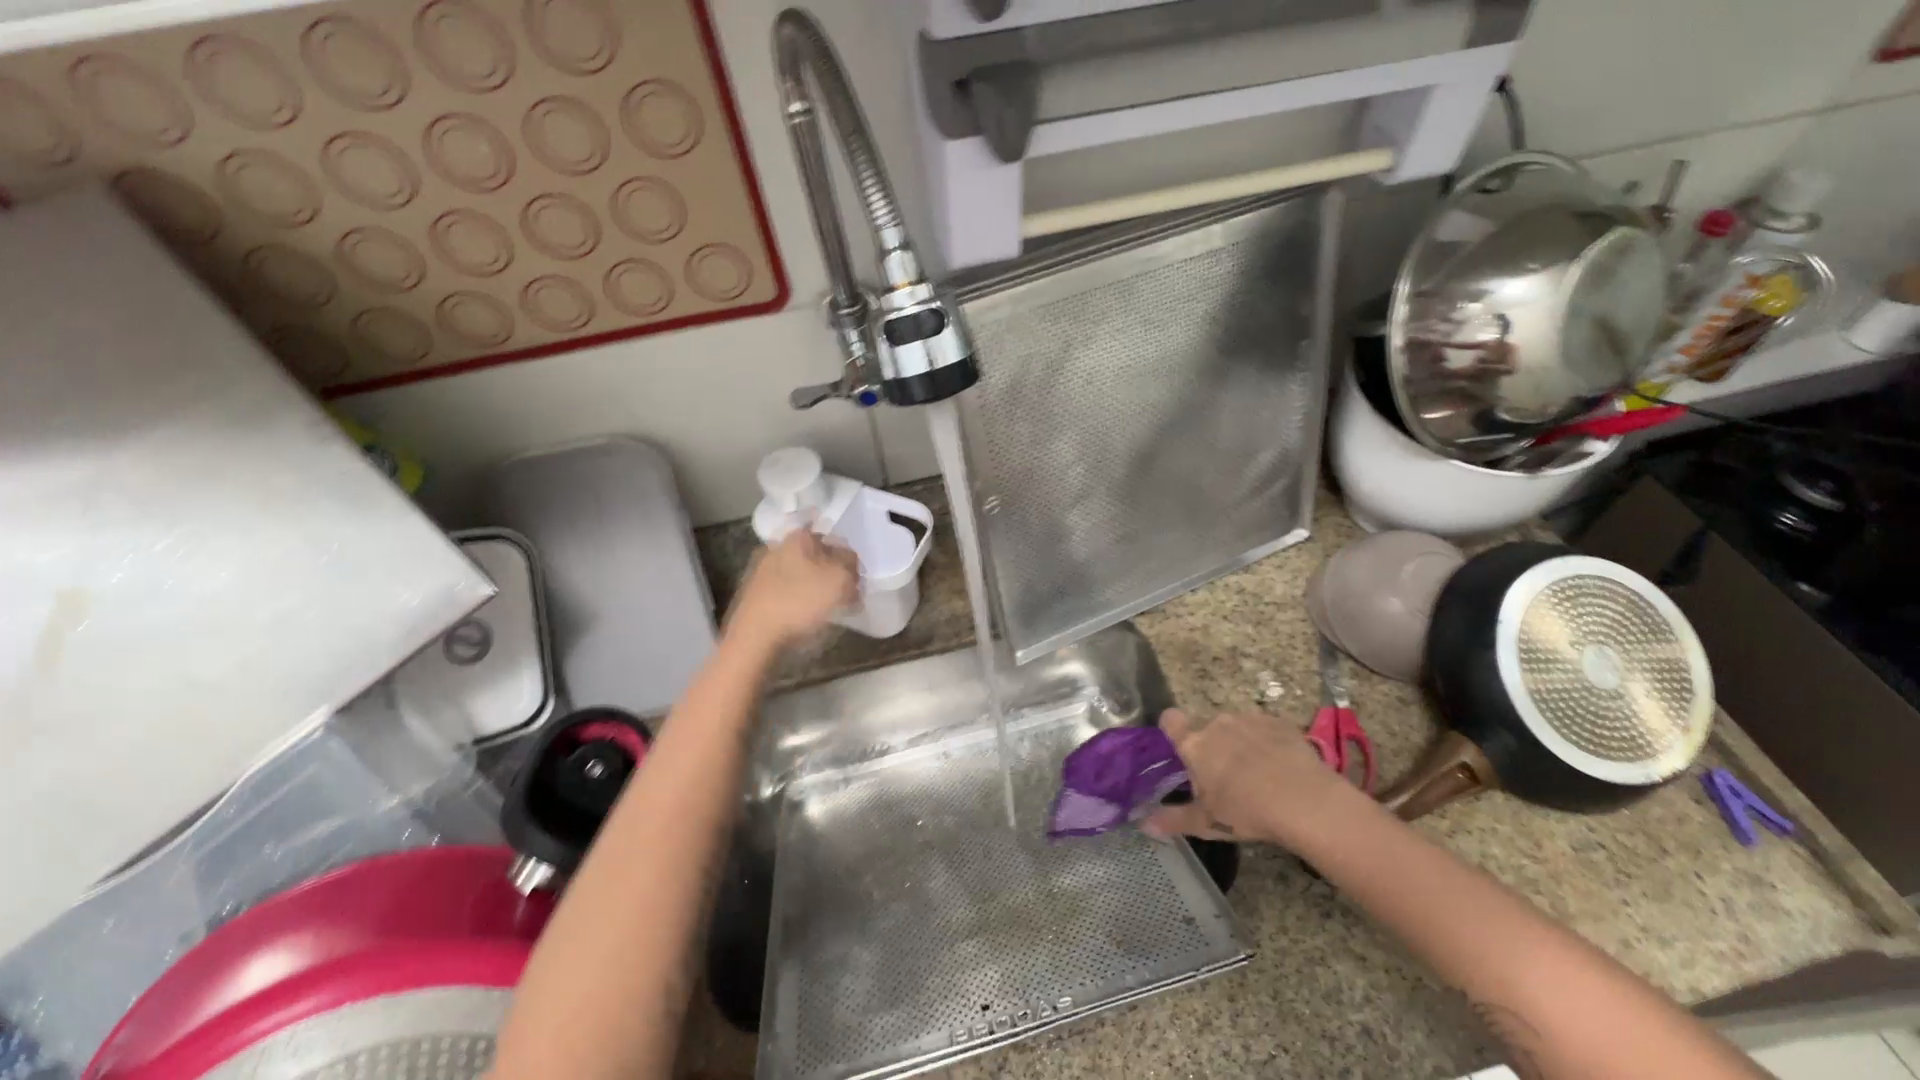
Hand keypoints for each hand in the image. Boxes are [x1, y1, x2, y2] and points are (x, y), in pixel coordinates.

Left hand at [726, 530, 860, 650]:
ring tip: (827, 612)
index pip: (832, 539)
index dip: (848, 560)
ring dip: (814, 590)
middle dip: (830, 574)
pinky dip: (797, 603)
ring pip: (798, 576)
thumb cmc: (799, 602)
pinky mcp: (754, 596)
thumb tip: (849, 568)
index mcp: (797, 538)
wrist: (754, 637)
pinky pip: (784, 594)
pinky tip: (804, 620)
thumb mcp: (839, 580)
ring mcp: (761, 572)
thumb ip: (851, 567)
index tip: (856, 581)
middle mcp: (777, 548)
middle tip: (845, 596)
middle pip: (814, 557)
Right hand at [1142, 708, 1351, 846]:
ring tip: (1254, 772)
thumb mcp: (1206, 823)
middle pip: (1205, 725)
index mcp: (1194, 744)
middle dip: (1209, 744)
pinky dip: (1266, 742)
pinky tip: (1278, 766)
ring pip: (1235, 726)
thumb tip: (1144, 825)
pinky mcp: (1280, 723)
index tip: (1179, 748)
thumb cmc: (1245, 811)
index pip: (1170, 719)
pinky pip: (1264, 728)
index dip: (1172, 730)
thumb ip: (1173, 820)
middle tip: (1221, 776)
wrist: (1304, 800)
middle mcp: (1218, 723)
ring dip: (1238, 742)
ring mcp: (1250, 720)